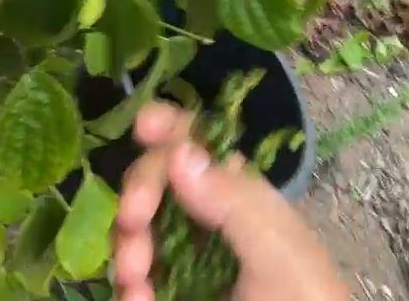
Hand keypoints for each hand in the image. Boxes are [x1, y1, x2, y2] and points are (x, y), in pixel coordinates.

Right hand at [113, 104, 348, 300]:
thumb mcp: (281, 255)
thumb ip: (232, 202)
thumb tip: (177, 154)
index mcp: (239, 196)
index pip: (198, 142)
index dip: (168, 126)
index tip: (141, 127)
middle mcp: (207, 219)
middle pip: (156, 180)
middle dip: (138, 194)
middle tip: (134, 223)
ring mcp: (185, 261)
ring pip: (137, 229)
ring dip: (127, 246)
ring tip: (134, 280)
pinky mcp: (171, 295)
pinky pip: (134, 279)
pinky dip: (128, 287)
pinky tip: (135, 299)